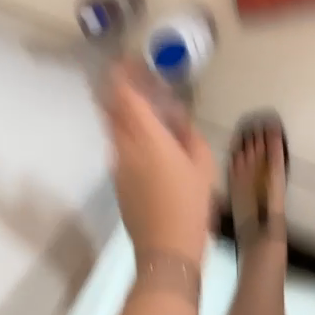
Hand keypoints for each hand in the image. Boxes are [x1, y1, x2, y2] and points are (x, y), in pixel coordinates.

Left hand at [99, 62, 215, 262]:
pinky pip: (119, 146)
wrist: (166, 252)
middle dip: (118, 89)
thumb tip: (177, 117)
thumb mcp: (202, 163)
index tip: (128, 61)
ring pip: (113, 128)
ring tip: (146, 108)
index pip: (124, 96)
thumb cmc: (190, 204)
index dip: (121, 75)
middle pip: (112, 109)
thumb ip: (188, 133)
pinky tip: (150, 139)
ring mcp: (118, 166)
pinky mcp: (118, 183)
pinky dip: (128, 133)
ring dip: (123, 112)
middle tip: (137, 79)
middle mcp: (125, 147)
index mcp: (147, 137)